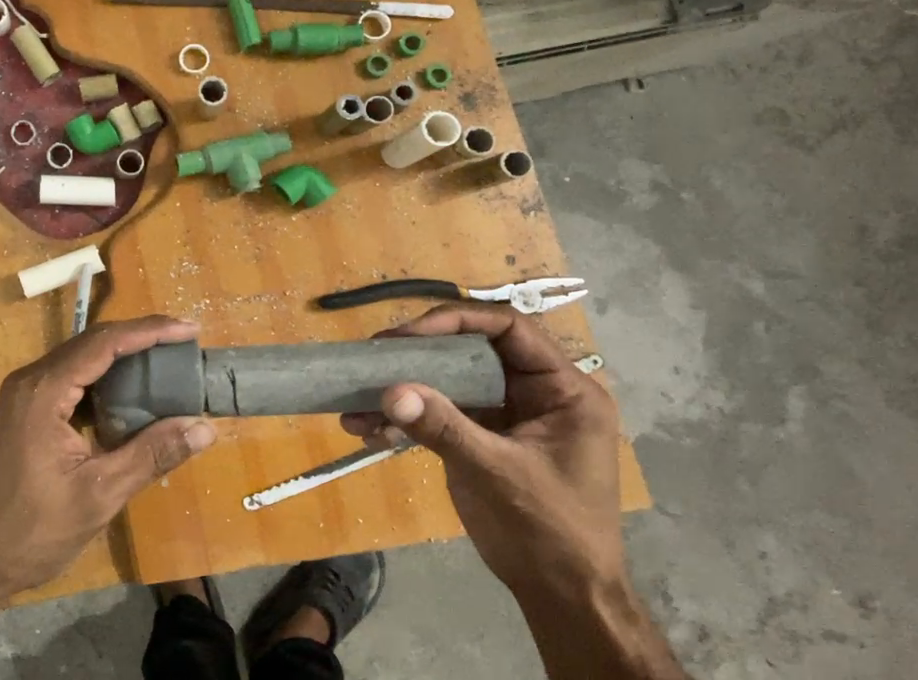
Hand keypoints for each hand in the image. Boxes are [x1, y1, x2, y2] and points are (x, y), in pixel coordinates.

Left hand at [0, 316, 218, 603]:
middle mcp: (29, 382)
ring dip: (121, 362)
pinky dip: (103, 386)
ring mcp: (23, 396)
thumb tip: (204, 427)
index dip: (148, 331)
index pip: (102, 343)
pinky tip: (131, 401)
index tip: (190, 329)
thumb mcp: (99, 495)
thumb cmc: (33, 530)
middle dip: (139, 341)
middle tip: (184, 346)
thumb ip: (151, 455)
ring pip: (80, 363)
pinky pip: (69, 384)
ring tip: (166, 367)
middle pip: (90, 345)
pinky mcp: (24, 414)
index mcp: (42, 391)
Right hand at [341, 305, 625, 600]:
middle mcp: (533, 393)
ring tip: (354, 402)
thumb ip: (445, 428)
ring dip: (399, 391)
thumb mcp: (499, 474)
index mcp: (562, 390)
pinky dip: (401, 421)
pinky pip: (435, 414)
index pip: (509, 329)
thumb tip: (390, 391)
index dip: (458, 322)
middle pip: (468, 352)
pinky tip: (366, 431)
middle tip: (373, 358)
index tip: (409, 335)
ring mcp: (503, 415)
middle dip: (417, 356)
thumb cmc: (552, 531)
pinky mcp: (477, 438)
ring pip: (444, 383)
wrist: (562, 595)